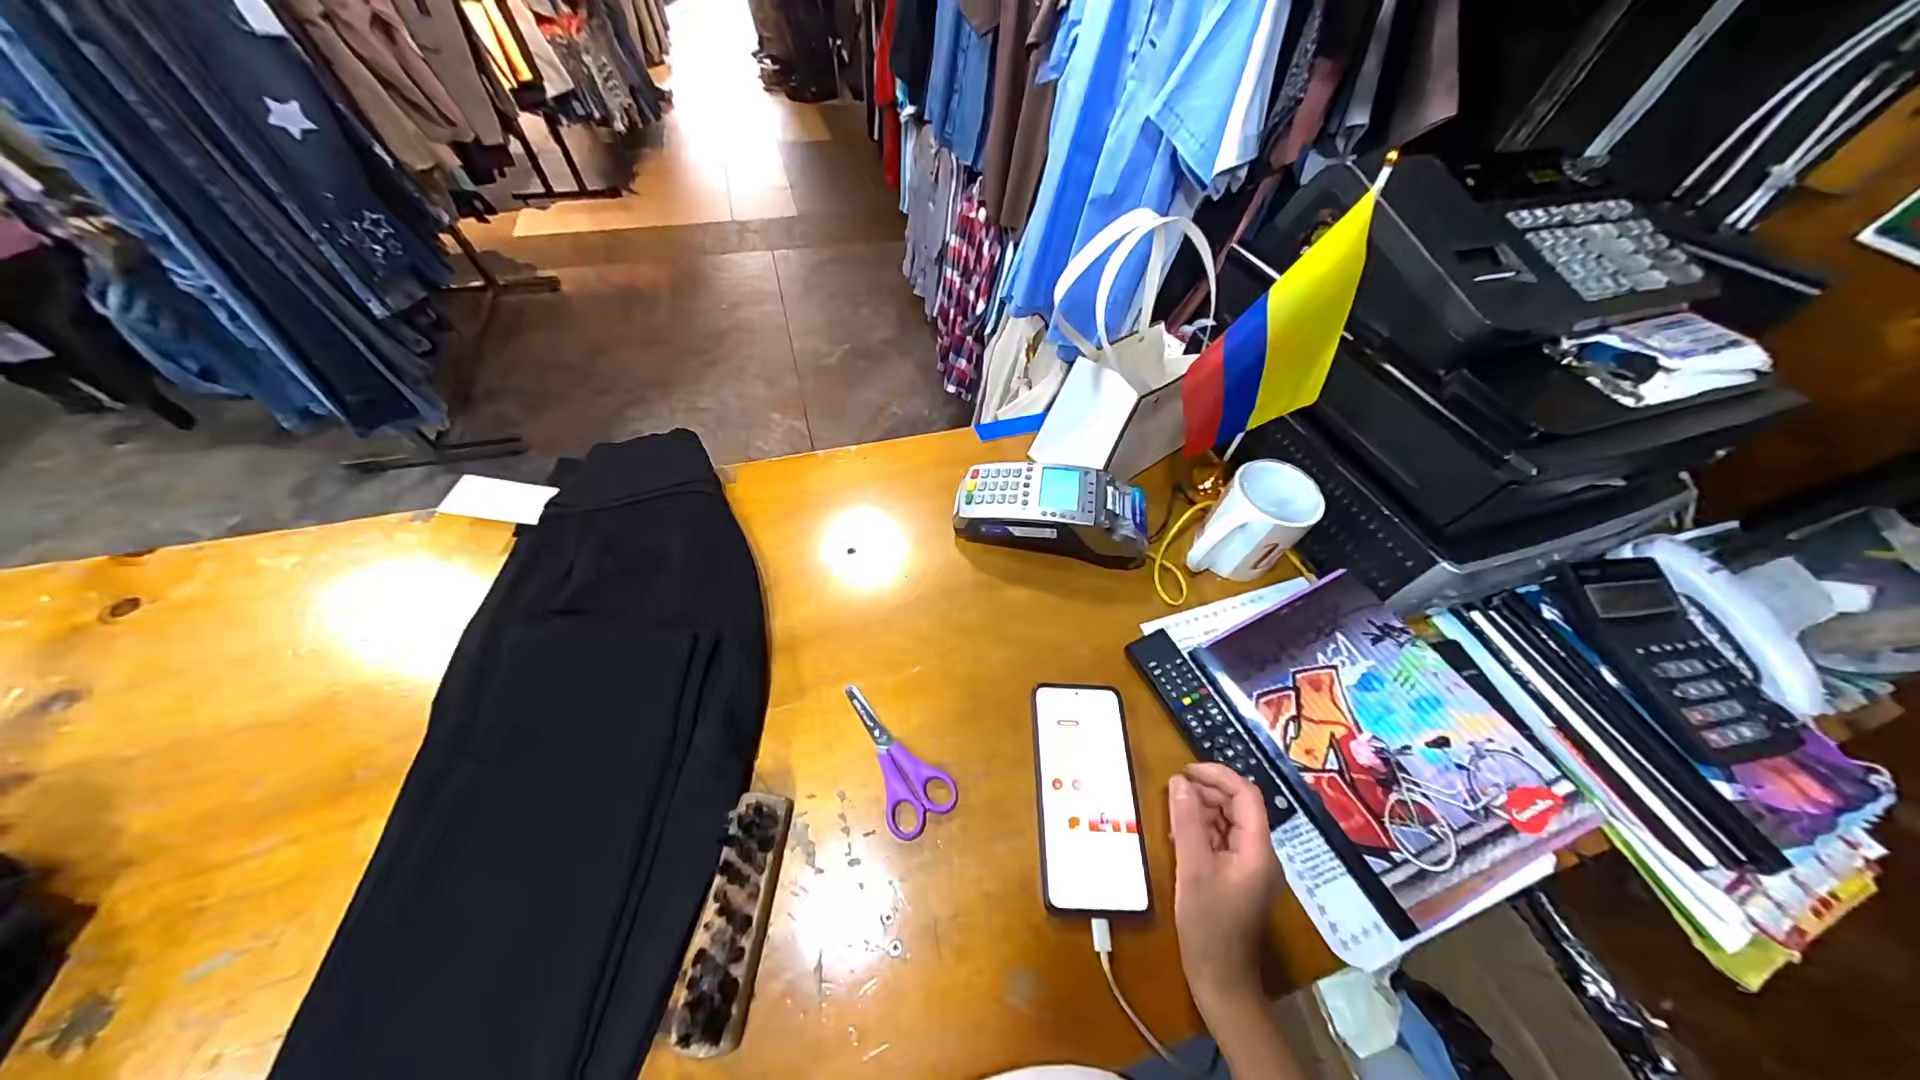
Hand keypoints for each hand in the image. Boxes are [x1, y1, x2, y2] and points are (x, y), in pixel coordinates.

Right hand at [1168, 763, 1280, 1013]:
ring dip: (1203, 810)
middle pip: (1239, 807)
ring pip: (1229, 823)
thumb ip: (1187, 822)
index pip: (1246, 795)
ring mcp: (1250, 868)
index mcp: (1258, 850)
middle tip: (1172, 790)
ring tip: (1172, 810)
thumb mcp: (1192, 868)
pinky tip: (1179, 834)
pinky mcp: (1237, 879)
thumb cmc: (1208, 925)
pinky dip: (1202, 831)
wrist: (1221, 981)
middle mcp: (1260, 854)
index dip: (1217, 775)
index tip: (1184, 770)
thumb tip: (1179, 781)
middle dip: (1208, 792)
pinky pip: (1223, 842)